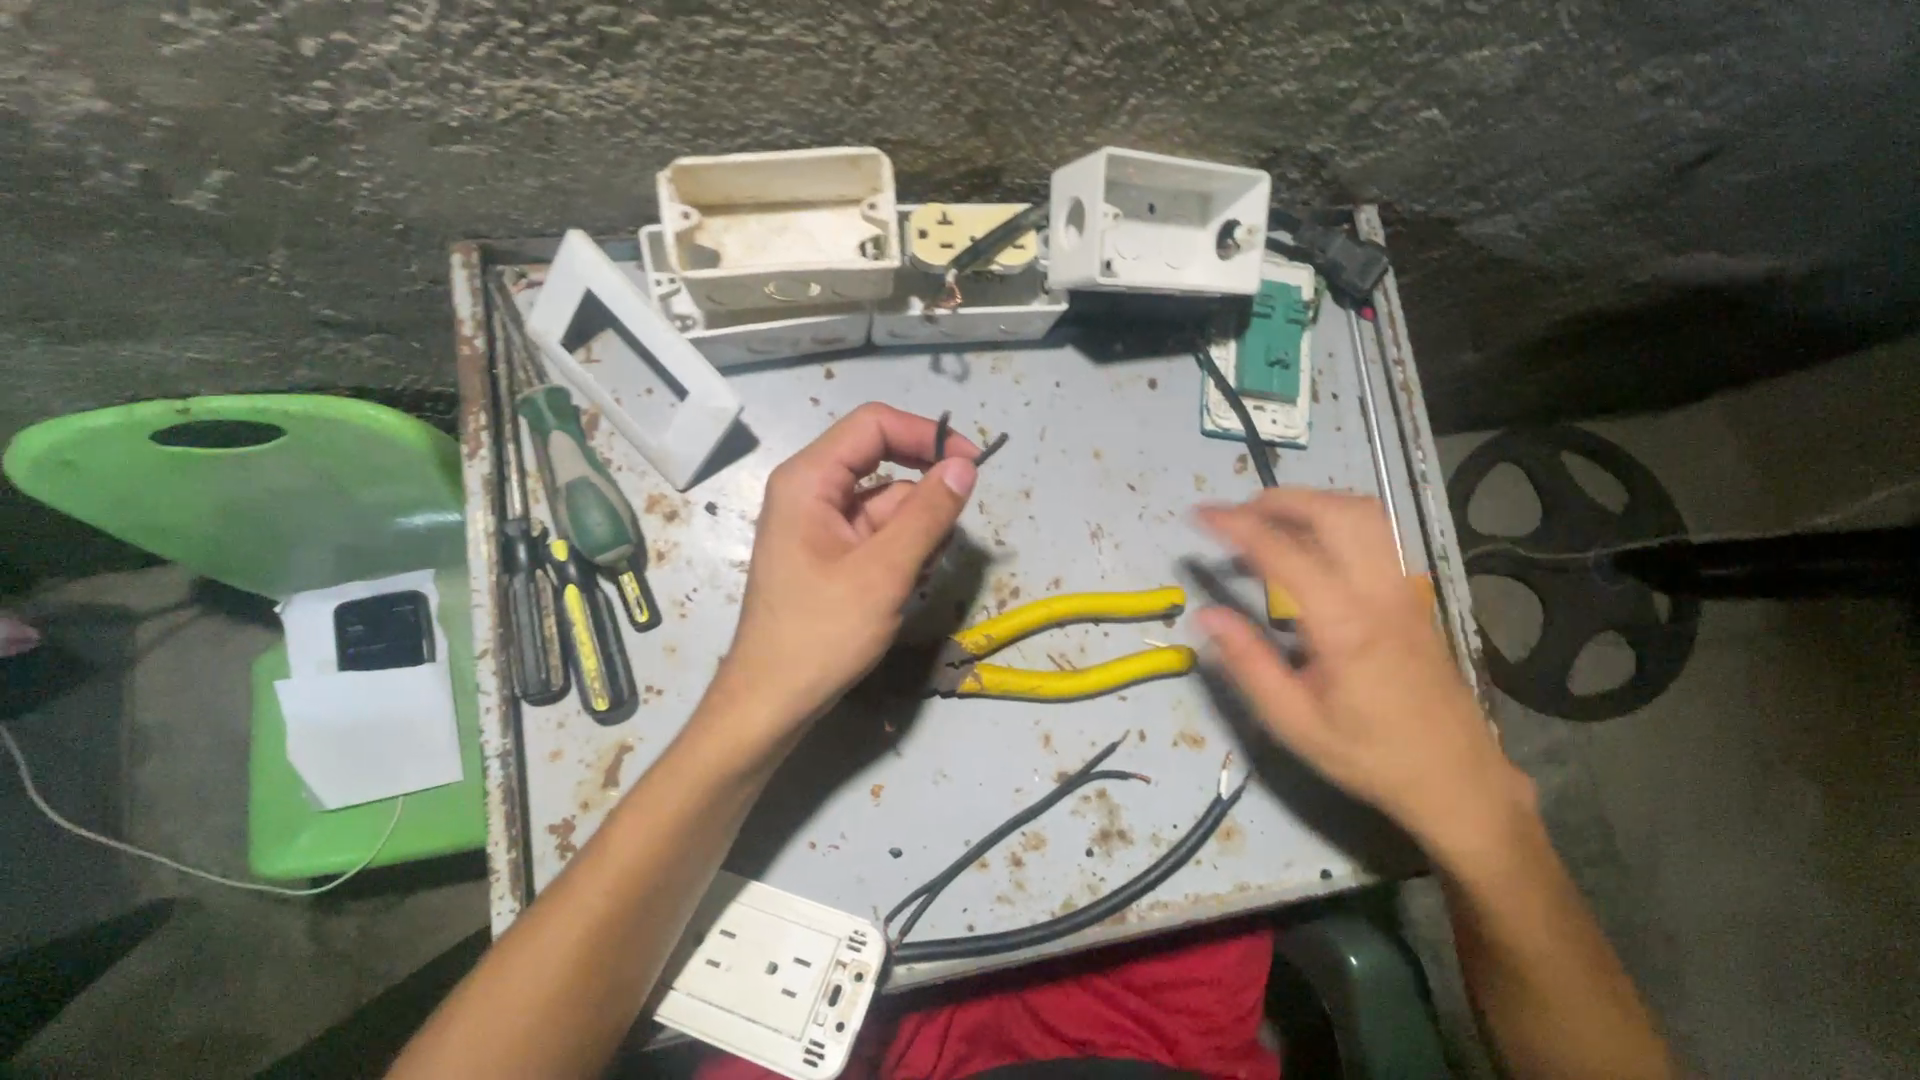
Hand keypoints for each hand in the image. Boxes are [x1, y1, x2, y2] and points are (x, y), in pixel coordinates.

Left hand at [713, 404, 978, 744]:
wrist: (773, 701)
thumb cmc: (821, 633)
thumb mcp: (884, 571)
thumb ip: (928, 514)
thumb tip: (965, 465)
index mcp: (808, 479)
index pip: (874, 424)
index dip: (926, 434)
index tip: (973, 463)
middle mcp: (810, 491)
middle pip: (883, 463)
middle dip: (923, 497)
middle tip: (950, 534)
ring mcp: (819, 524)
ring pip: (887, 503)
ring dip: (916, 532)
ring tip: (916, 577)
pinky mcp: (830, 554)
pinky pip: (877, 534)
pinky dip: (901, 553)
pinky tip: (904, 587)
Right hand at [1195, 489, 1532, 861]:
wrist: (1456, 779)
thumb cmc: (1368, 755)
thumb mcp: (1293, 722)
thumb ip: (1247, 664)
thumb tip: (1205, 615)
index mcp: (1345, 627)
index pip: (1284, 553)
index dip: (1238, 526)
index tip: (1200, 515)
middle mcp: (1381, 595)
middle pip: (1337, 512)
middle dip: (1282, 499)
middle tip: (1238, 511)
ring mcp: (1406, 592)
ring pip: (1367, 515)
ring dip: (1314, 503)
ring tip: (1270, 518)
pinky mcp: (1414, 598)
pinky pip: (1379, 536)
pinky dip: (1337, 520)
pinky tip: (1311, 545)